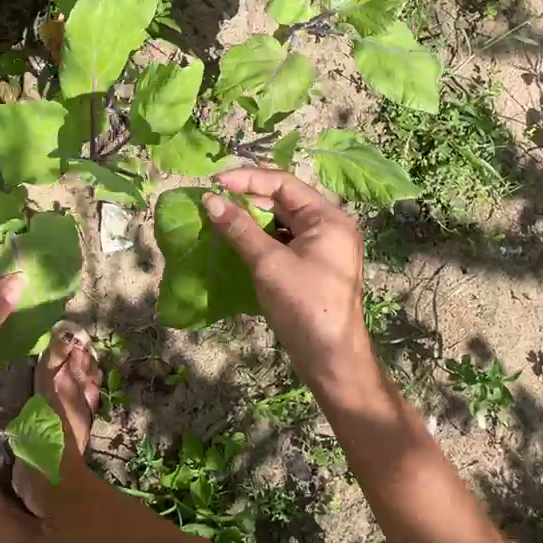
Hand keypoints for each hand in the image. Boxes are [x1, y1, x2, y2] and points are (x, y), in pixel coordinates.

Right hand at [203, 168, 371, 391]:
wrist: (332, 362)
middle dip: (246, 198)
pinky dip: (259, 237)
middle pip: (283, 200)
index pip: (282, 183)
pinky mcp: (312, 266)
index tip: (214, 183)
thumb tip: (209, 200)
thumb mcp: (268, 263)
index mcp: (328, 218)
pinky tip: (236, 240)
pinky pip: (283, 240)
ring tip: (219, 217)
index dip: (246, 179)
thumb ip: (239, 228)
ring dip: (250, 218)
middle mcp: (329, 226)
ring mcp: (322, 247)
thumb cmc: (305, 307)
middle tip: (212, 201)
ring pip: (281, 221)